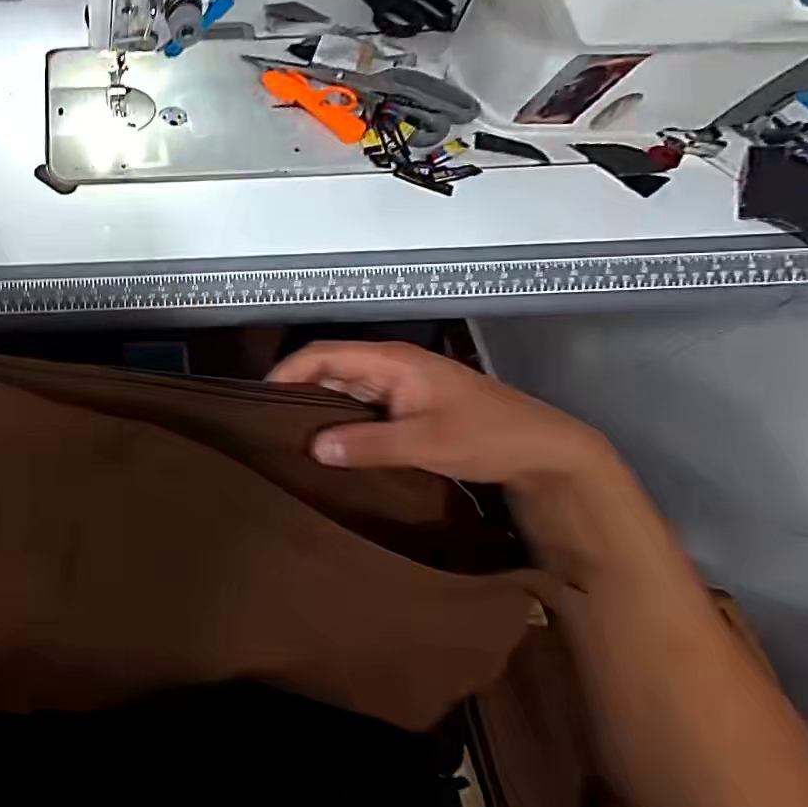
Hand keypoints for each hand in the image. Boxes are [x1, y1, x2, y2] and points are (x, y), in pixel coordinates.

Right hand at [267, 340, 616, 490]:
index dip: (288, 371)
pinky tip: (327, 443)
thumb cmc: (488, 436)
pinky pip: (360, 407)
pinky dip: (339, 420)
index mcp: (391, 361)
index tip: (261, 400)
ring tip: (288, 435)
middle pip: (329, 369)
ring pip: (343, 389)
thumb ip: (366, 444)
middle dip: (295, 390)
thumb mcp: (426, 443)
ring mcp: (399, 386)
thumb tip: (312, 448)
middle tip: (268, 422)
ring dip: (317, 407)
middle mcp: (389, 367)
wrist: (546, 451)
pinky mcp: (407, 406)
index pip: (323, 354)